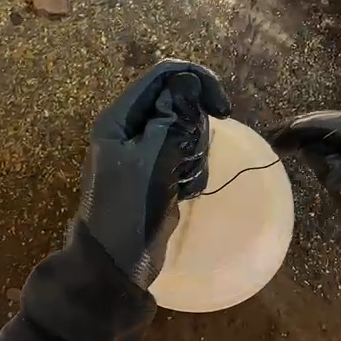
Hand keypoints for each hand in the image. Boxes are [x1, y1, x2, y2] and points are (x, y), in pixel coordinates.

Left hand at [76, 60, 230, 286]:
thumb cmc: (130, 208)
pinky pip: (185, 154)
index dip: (195, 81)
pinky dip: (191, 170)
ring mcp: (144, 150)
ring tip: (183, 179)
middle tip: (190, 156)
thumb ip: (172, 116)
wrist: (118, 264)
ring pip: (185, 129)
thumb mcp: (152, 157)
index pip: (162, 76)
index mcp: (119, 118)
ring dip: (193, 153)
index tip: (222, 108)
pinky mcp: (158, 170)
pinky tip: (183, 191)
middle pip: (177, 101)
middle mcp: (130, 128)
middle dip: (193, 127)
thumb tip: (189, 80)